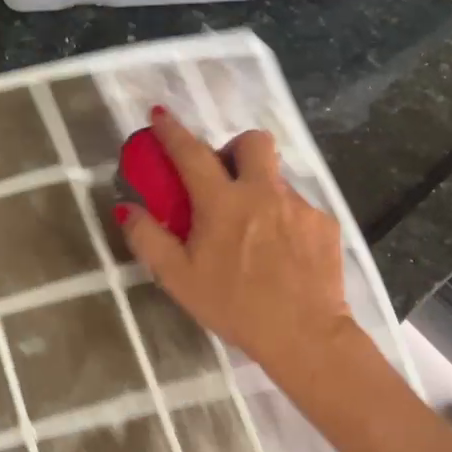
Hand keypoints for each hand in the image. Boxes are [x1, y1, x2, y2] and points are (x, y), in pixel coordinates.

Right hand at [116, 108, 351, 378]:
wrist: (305, 336)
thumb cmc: (233, 306)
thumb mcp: (177, 278)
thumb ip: (148, 238)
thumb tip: (127, 208)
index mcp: (222, 203)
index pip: (191, 153)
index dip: (171, 131)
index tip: (159, 115)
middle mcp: (263, 193)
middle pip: (253, 141)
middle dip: (233, 148)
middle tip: (221, 178)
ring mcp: (299, 206)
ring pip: (275, 178)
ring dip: (257, 189)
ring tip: (250, 230)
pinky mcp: (324, 225)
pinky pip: (297, 207)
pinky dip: (281, 218)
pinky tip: (277, 252)